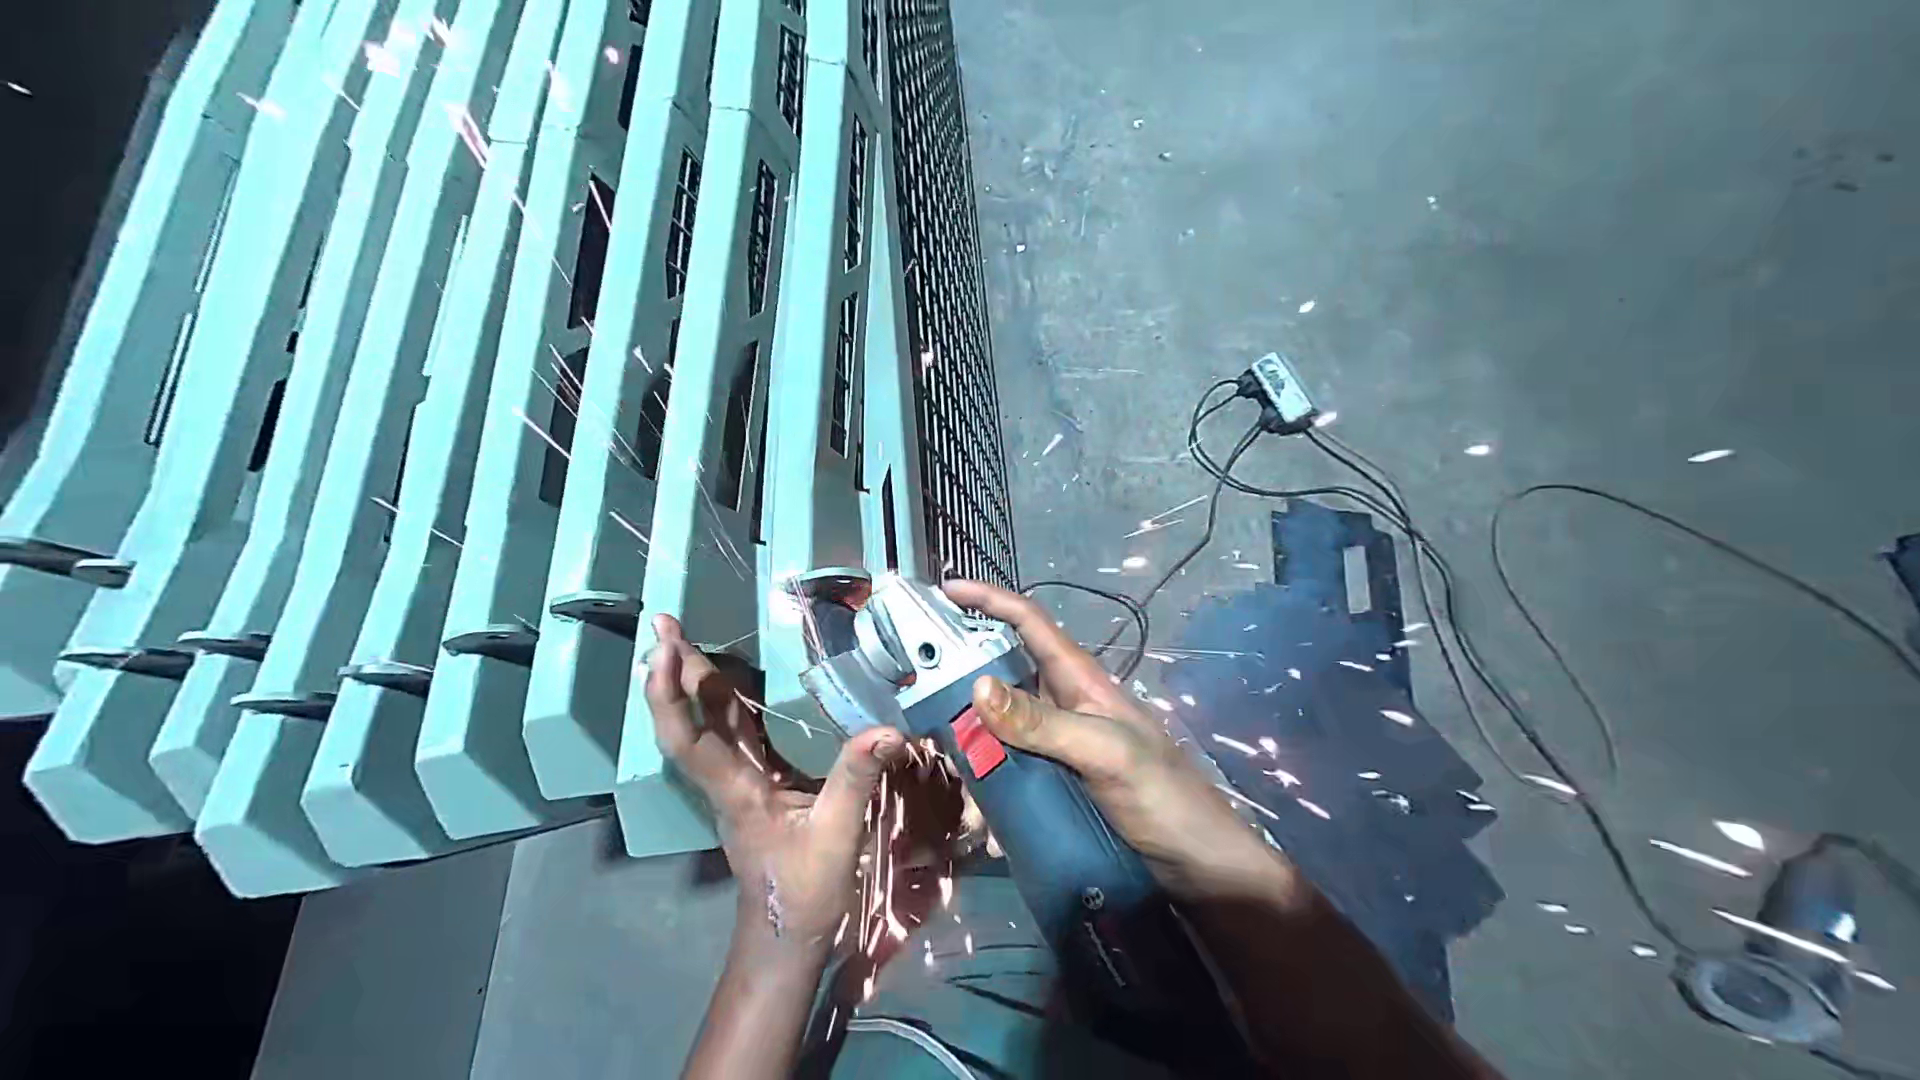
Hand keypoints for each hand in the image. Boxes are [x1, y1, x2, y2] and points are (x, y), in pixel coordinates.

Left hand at [646, 614, 903, 953]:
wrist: (786, 936)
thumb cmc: (805, 891)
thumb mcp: (837, 835)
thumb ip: (857, 779)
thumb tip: (887, 729)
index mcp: (737, 790)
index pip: (691, 739)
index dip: (671, 695)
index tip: (664, 650)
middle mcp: (727, 780)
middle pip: (691, 721)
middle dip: (674, 671)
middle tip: (664, 623)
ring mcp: (736, 783)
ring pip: (708, 724)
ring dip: (692, 682)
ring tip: (682, 640)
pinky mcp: (752, 785)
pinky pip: (731, 734)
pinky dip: (721, 702)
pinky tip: (726, 684)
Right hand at [942, 580, 1304, 905]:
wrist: (1201, 868)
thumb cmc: (1163, 797)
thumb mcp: (1104, 753)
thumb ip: (1043, 722)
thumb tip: (977, 685)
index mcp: (1080, 679)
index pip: (1030, 622)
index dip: (990, 600)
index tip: (947, 590)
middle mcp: (1064, 702)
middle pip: (1004, 670)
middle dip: (963, 671)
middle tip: (918, 684)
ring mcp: (1059, 743)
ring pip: (1000, 722)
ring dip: (971, 733)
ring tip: (938, 751)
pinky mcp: (1056, 780)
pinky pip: (1009, 766)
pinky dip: (989, 777)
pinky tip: (975, 806)